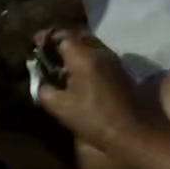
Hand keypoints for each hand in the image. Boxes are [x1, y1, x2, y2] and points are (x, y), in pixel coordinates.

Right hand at [34, 28, 158, 152]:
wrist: (134, 133)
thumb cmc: (95, 119)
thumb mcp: (61, 108)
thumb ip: (45, 91)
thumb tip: (42, 83)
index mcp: (84, 57)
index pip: (63, 35)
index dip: (47, 38)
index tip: (35, 45)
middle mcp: (101, 53)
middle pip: (79, 37)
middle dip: (61, 43)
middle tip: (48, 54)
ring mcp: (115, 62)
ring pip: (91, 47)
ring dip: (75, 53)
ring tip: (61, 67)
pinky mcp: (122, 73)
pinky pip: (100, 58)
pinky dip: (86, 62)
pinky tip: (79, 78)